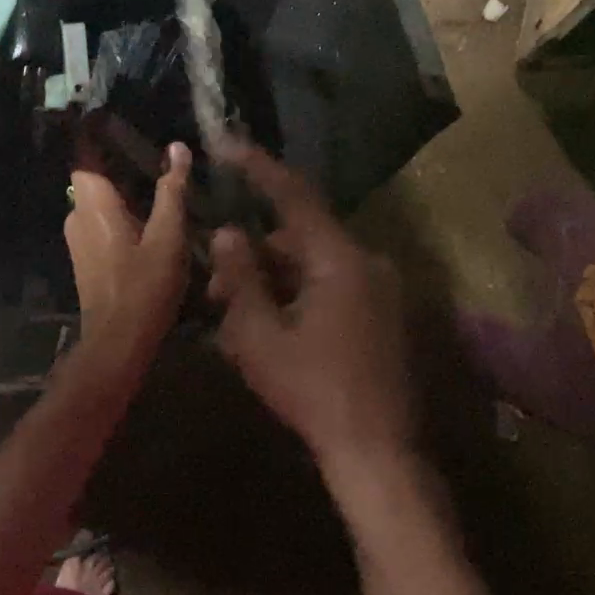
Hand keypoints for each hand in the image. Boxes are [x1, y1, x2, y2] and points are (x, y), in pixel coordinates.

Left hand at [65, 142, 191, 361]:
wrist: (117, 340)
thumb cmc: (144, 287)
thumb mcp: (168, 237)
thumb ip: (171, 192)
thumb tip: (177, 149)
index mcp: (93, 204)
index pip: (83, 155)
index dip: (94, 134)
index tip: (114, 117)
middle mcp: (77, 214)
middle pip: (91, 176)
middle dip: (116, 161)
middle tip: (149, 147)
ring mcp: (77, 237)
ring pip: (96, 200)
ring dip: (120, 188)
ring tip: (155, 176)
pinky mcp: (84, 255)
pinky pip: (98, 220)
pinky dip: (118, 210)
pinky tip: (146, 214)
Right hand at [207, 143, 411, 473]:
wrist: (376, 450)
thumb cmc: (311, 389)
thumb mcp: (258, 334)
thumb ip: (240, 278)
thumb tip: (226, 234)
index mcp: (339, 260)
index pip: (294, 196)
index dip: (257, 168)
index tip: (226, 144)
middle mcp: (366, 263)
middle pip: (299, 236)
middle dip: (253, 249)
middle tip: (213, 279)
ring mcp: (379, 291)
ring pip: (312, 264)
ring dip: (271, 277)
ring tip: (233, 313)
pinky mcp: (381, 316)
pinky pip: (329, 286)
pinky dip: (294, 294)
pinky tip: (266, 325)